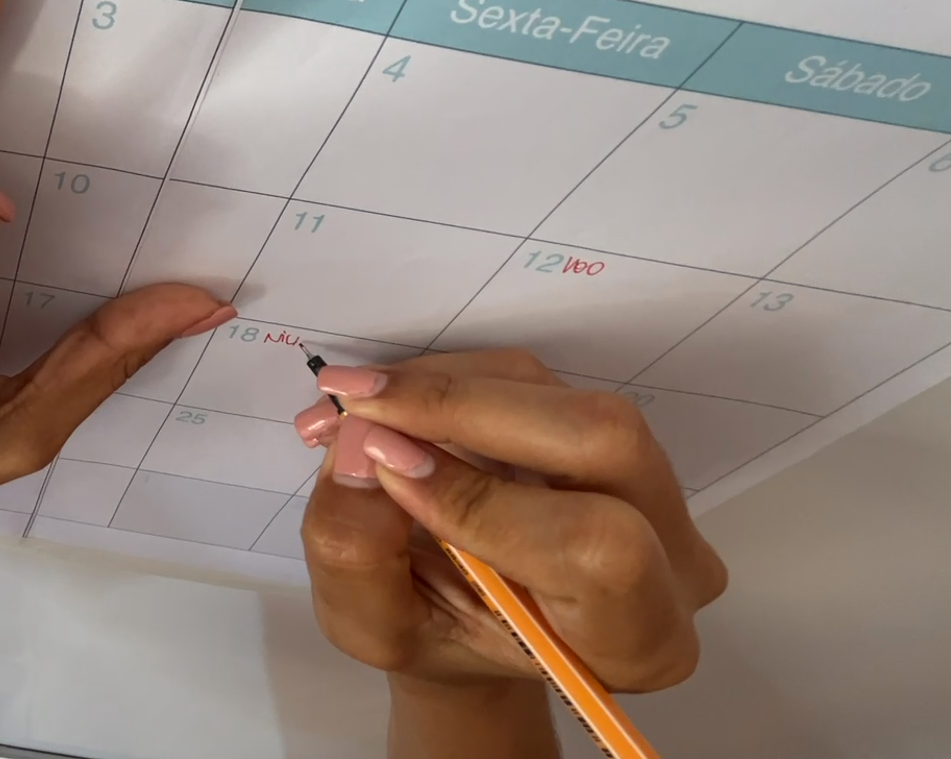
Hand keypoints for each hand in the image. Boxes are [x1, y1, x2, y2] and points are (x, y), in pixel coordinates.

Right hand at [296, 349, 727, 691]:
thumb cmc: (422, 631)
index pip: (595, 549)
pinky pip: (510, 372)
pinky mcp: (580, 423)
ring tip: (343, 408)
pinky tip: (372, 403)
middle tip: (350, 402)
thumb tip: (358, 451)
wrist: (448, 606)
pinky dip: (425, 375)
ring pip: (540, 389)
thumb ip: (354, 551)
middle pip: (595, 438)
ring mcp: (634, 475)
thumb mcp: (365, 622)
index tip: (377, 465)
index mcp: (628, 634)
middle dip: (452, 406)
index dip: (478, 498)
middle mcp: (664, 550)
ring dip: (424, 384)